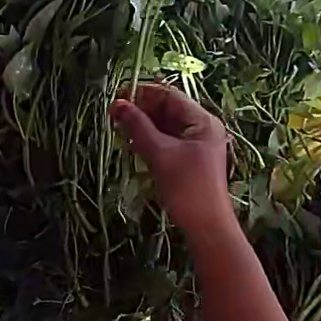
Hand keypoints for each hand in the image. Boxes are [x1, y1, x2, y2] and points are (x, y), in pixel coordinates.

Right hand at [109, 83, 232, 232]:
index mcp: (202, 121)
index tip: (116, 98)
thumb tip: (117, 105)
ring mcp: (196, 145)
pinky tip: (132, 144)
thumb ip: (137, 127)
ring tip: (119, 130)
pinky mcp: (189, 160)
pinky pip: (166, 141)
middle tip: (114, 116)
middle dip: (141, 111)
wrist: (206, 226)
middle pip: (167, 109)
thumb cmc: (187, 188)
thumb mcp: (160, 154)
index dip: (142, 94)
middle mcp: (201, 128)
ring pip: (165, 126)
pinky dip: (149, 140)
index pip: (169, 96)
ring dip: (142, 126)